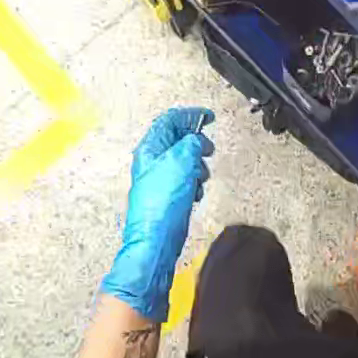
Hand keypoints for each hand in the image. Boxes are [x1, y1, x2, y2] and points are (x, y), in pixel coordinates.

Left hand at [101, 108, 214, 321]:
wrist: (155, 242)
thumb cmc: (162, 206)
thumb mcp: (180, 163)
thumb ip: (190, 144)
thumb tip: (196, 140)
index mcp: (150, 149)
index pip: (169, 120)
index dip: (190, 115)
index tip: (207, 116)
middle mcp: (152, 163)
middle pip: (177, 140)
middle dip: (196, 144)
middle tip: (207, 150)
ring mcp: (160, 180)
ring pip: (184, 160)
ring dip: (197, 165)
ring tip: (199, 177)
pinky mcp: (168, 196)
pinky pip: (185, 180)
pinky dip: (194, 182)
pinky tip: (195, 193)